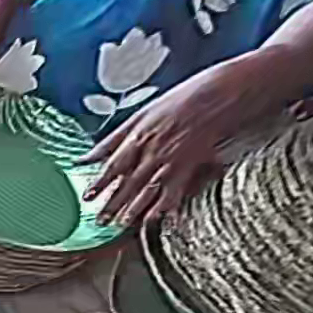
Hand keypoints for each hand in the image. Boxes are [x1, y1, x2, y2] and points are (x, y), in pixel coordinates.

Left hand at [82, 55, 268, 225]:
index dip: (98, 185)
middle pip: (127, 184)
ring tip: (121, 225)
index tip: (86, 199)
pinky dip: (167, 205)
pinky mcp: (194, 162)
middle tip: (99, 222)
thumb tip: (83, 158)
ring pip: (148, 190)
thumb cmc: (184, 97)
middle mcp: (152, 153)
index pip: (111, 168)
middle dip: (112, 205)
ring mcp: (173, 159)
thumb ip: (111, 140)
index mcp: (137, 140)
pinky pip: (177, 188)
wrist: (230, 87)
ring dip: (134, 210)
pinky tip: (159, 218)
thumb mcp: (141, 114)